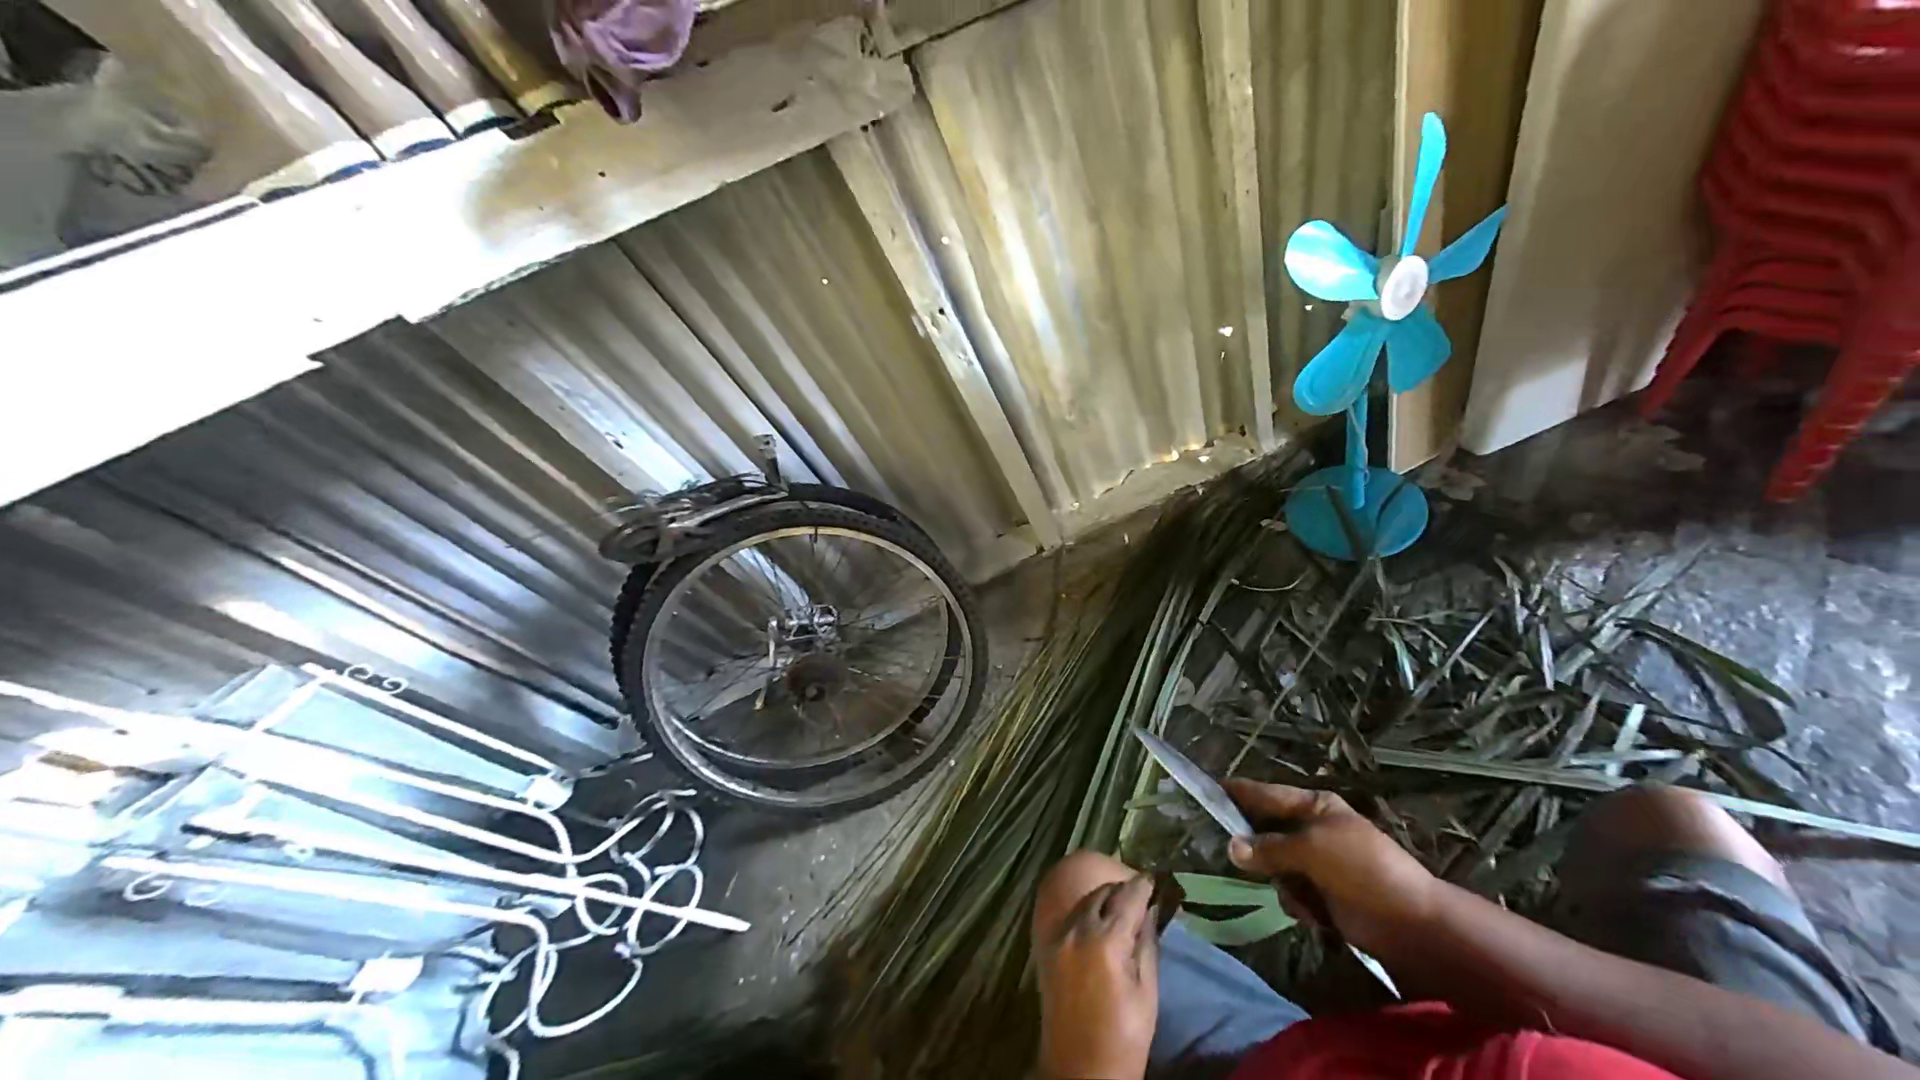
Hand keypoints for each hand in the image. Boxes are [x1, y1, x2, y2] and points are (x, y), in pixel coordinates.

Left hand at [1035, 873, 1157, 1079]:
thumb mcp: (1147, 990)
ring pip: (1083, 900)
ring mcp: (1057, 934)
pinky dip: (1084, 908)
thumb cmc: (1125, 1035)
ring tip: (1120, 904)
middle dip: (1122, 888)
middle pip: (1102, 892)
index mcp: (1106, 940)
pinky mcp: (1045, 944)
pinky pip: (1067, 913)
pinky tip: (1096, 916)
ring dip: (1102, 896)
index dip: (1143, 885)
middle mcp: (1077, 928)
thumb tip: (1150, 909)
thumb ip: (1146, 942)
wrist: (1080, 1067)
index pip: (1128, 896)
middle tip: (1140, 894)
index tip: (1155, 880)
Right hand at [1225, 779, 1441, 954]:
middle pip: (1265, 830)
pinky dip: (1296, 903)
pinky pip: (1289, 892)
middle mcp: (1312, 829)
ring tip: (1295, 894)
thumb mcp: (1312, 848)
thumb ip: (1268, 847)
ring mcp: (1317, 862)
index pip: (1265, 793)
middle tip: (1230, 855)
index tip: (1205, 791)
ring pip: (1273, 864)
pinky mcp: (1322, 894)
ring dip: (1279, 881)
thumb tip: (1231, 847)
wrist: (1412, 923)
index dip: (1237, 792)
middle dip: (1252, 845)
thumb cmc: (1362, 868)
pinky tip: (1311, 913)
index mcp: (1314, 805)